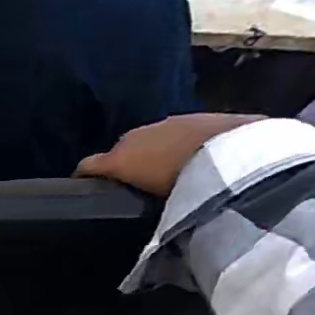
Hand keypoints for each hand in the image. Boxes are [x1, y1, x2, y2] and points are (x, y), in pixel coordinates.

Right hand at [74, 114, 265, 196]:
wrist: (229, 153)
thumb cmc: (178, 182)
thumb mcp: (144, 197)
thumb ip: (129, 192)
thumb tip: (119, 198)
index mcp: (117, 156)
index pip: (89, 165)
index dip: (85, 175)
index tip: (88, 186)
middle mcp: (135, 135)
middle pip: (122, 148)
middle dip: (127, 160)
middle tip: (138, 180)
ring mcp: (168, 123)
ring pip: (153, 138)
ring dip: (157, 150)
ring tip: (171, 169)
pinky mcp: (200, 116)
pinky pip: (182, 132)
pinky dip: (183, 142)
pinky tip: (197, 157)